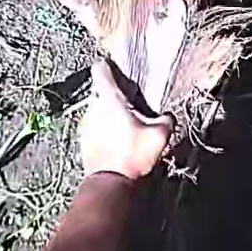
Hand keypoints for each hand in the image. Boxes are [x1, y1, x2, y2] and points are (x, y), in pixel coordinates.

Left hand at [80, 59, 171, 180]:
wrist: (110, 184)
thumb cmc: (134, 154)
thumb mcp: (160, 136)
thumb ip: (167, 119)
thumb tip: (168, 115)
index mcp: (109, 97)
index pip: (101, 68)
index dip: (109, 66)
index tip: (120, 73)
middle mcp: (93, 105)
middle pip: (100, 89)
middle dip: (113, 93)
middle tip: (130, 104)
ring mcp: (85, 122)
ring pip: (96, 107)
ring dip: (107, 112)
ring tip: (124, 125)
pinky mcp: (82, 138)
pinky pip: (92, 125)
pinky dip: (101, 128)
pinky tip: (115, 140)